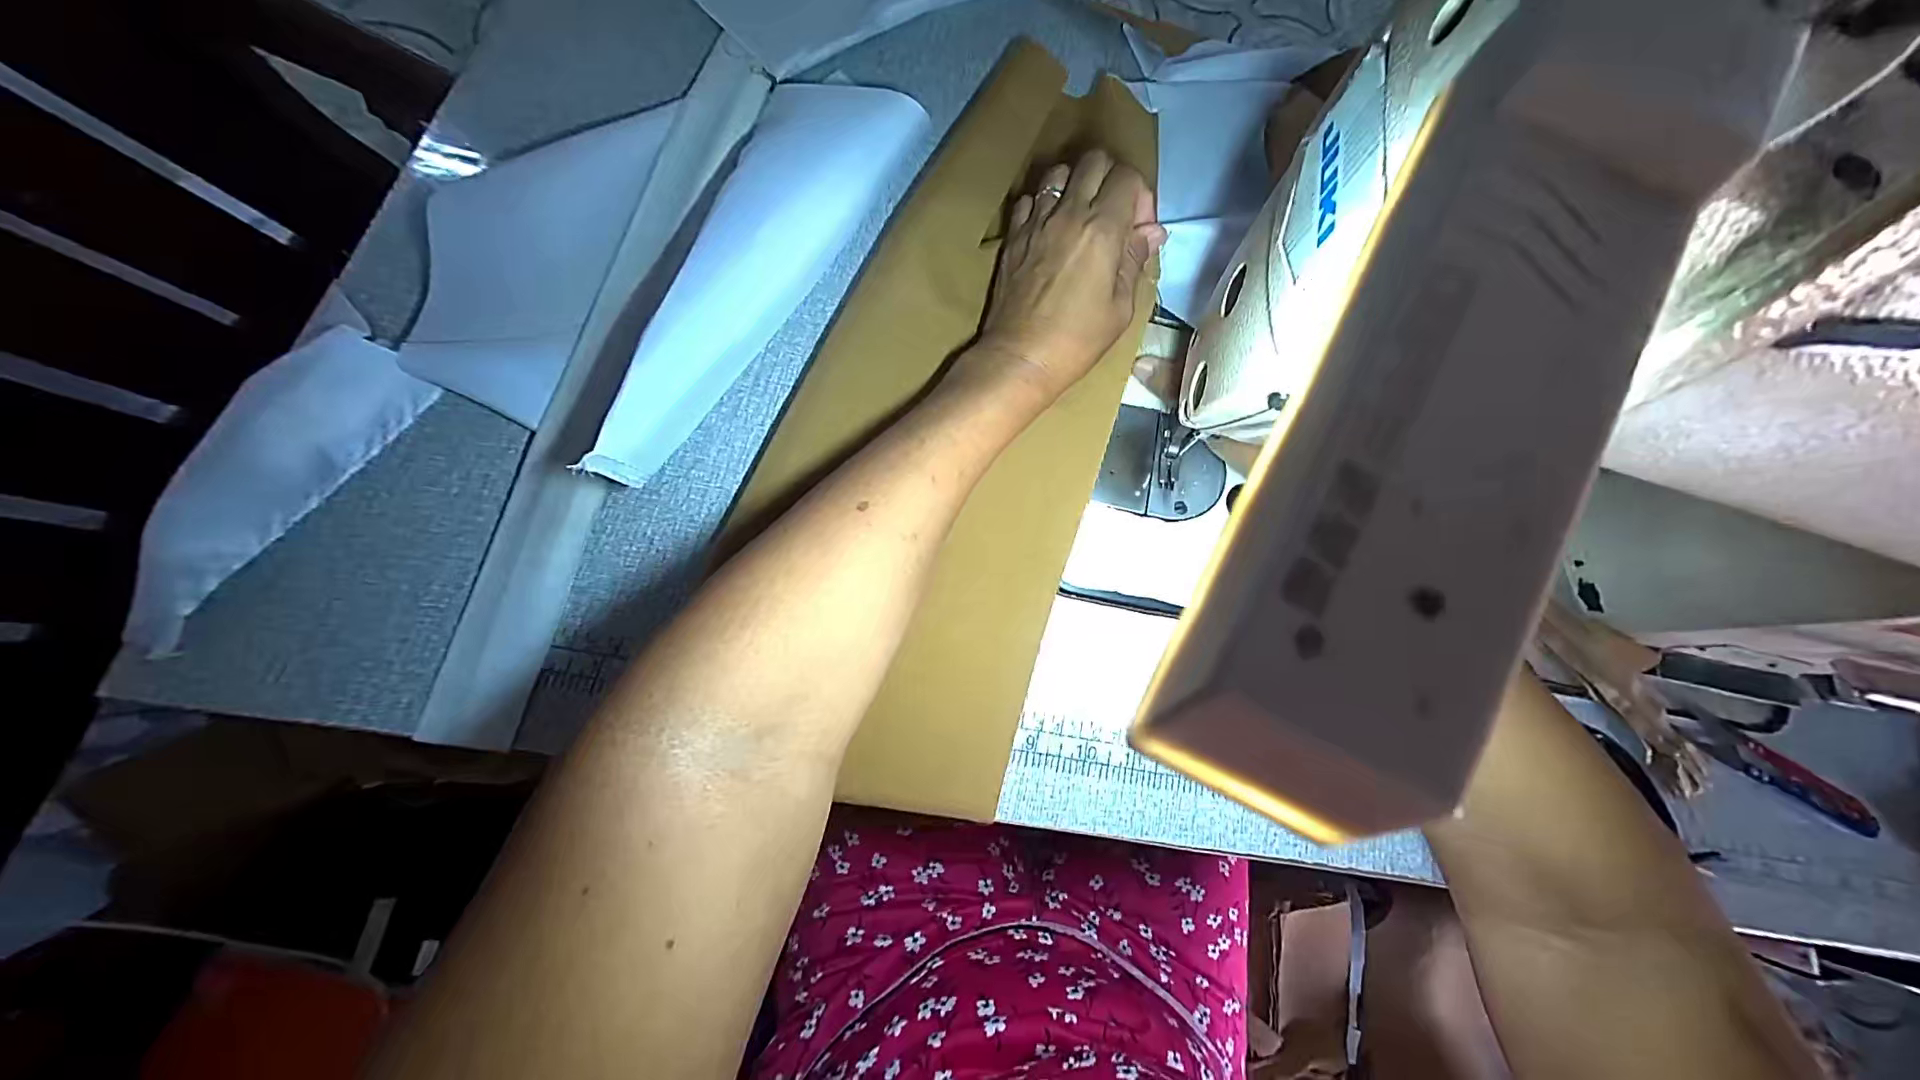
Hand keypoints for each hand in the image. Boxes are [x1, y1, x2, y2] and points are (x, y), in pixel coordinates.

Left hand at [968, 149, 1165, 402]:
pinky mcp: (1012, 237)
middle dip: (1110, 178)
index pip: (1127, 177)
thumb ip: (1134, 262)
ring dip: (1074, 185)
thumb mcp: (1120, 308)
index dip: (1139, 195)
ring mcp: (1035, 223)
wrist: (1019, 357)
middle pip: (1094, 161)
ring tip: (1079, 217)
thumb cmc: (1076, 341)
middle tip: (1113, 214)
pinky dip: (1042, 204)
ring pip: (1058, 173)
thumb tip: (1150, 233)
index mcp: (1102, 229)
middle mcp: (1067, 214)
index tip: (1138, 227)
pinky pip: (1028, 200)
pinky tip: (1048, 230)